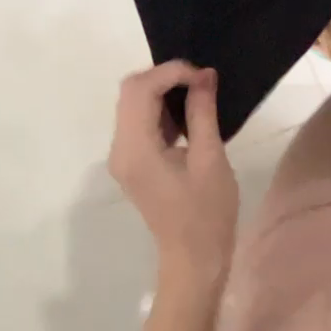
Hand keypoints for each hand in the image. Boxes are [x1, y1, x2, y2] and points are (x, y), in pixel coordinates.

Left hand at [107, 61, 238, 286]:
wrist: (194, 258)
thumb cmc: (207, 212)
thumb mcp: (210, 158)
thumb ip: (203, 112)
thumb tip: (205, 75)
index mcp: (134, 149)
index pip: (140, 90)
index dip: (171, 72)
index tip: (205, 76)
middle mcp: (119, 149)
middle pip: (130, 92)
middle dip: (165, 77)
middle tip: (202, 82)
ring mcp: (123, 157)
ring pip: (133, 105)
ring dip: (163, 92)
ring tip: (199, 94)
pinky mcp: (133, 163)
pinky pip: (140, 122)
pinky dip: (161, 110)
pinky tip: (189, 116)